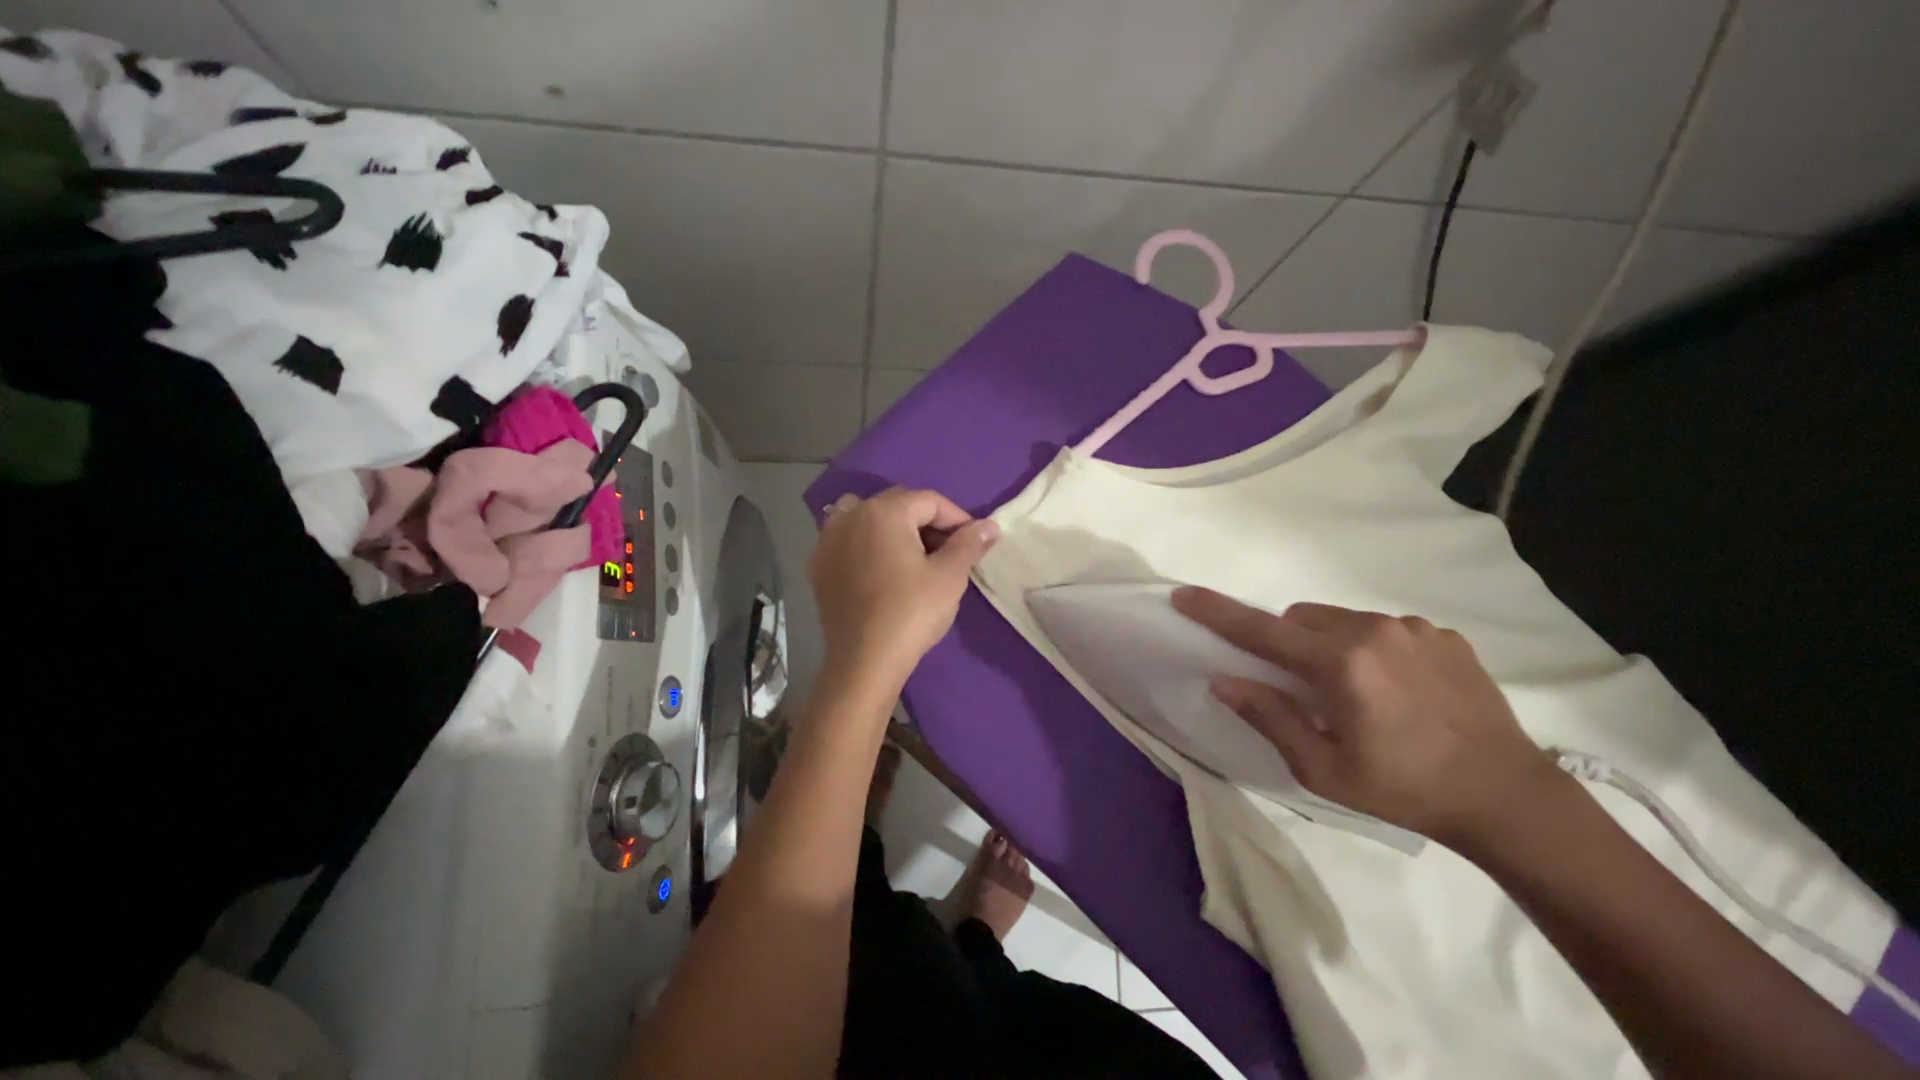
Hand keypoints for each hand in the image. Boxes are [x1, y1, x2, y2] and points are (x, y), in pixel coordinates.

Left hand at [810, 488, 999, 684]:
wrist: (864, 662)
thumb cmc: (911, 613)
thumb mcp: (950, 576)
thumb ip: (969, 543)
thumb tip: (990, 526)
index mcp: (883, 511)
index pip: (929, 501)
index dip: (957, 518)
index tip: (973, 543)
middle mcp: (850, 516)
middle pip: (897, 505)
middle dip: (925, 522)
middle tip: (947, 552)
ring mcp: (828, 541)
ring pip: (865, 518)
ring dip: (891, 528)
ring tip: (911, 556)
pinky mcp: (818, 567)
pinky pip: (846, 541)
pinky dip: (865, 546)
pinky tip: (881, 571)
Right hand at [1173, 588, 1567, 845]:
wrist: (1505, 795)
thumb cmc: (1404, 789)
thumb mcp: (1324, 769)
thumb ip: (1271, 717)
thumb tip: (1224, 680)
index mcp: (1341, 664)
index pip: (1262, 631)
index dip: (1218, 614)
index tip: (1184, 595)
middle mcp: (1375, 630)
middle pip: (1303, 618)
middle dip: (1287, 643)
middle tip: (1301, 690)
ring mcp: (1415, 629)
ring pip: (1345, 621)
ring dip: (1332, 646)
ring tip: (1358, 697)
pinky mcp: (1445, 636)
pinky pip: (1388, 630)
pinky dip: (1374, 651)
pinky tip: (1399, 693)